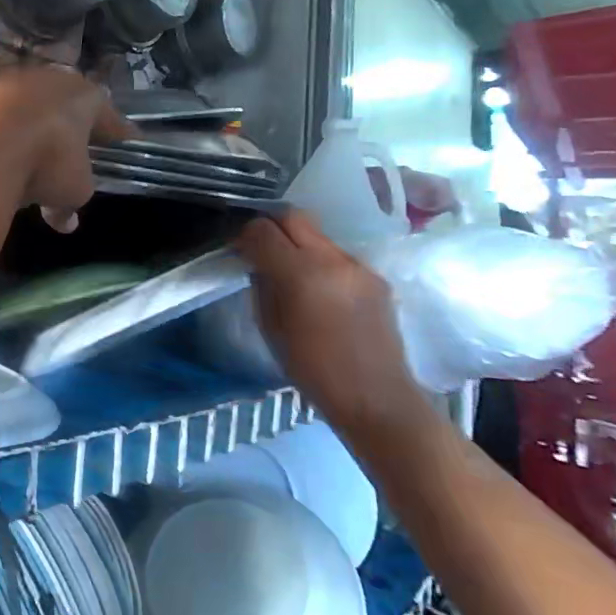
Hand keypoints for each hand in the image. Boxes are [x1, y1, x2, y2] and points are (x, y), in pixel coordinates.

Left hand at [0, 67, 133, 232]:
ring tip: (17, 164)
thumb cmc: (46, 160)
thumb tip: (65, 220)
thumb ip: (71, 202)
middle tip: (66, 156)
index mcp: (82, 96)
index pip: (108, 116)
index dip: (117, 135)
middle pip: (60, 108)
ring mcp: (0, 83)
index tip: (125, 145)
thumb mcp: (72, 190)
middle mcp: (43, 80)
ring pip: (18, 112)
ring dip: (21, 134)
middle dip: (63, 133)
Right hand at [236, 212, 435, 442]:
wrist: (375, 397)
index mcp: (301, 274)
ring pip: (318, 235)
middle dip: (272, 227)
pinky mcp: (376, 277)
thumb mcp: (271, 328)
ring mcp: (359, 265)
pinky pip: (338, 256)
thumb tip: (258, 264)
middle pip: (294, 217)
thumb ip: (262, 287)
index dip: (245, 235)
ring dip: (298, 245)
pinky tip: (320, 291)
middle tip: (261, 249)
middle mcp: (332, 259)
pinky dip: (321, 263)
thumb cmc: (312, 370)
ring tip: (291, 273)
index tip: (239, 249)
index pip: (263, 230)